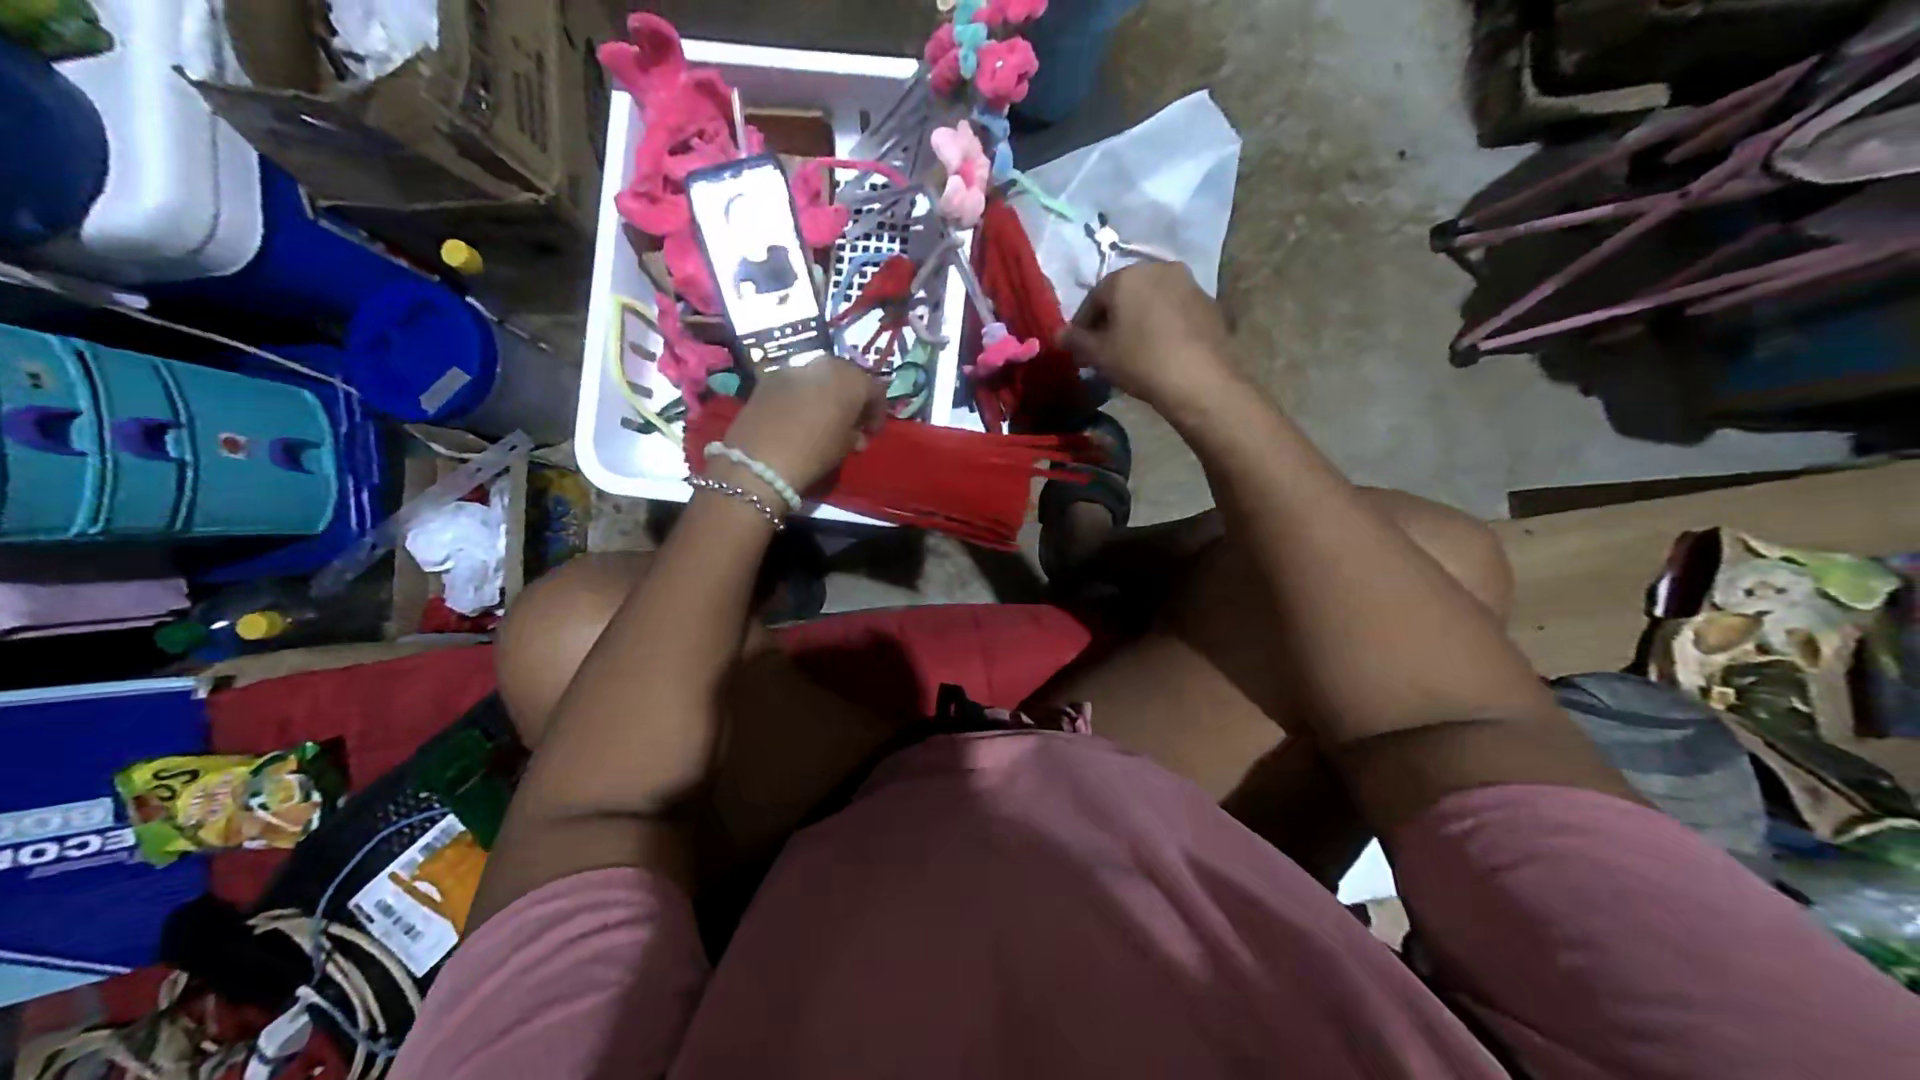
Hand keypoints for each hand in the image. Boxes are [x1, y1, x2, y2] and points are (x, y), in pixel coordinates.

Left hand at [717, 357, 883, 495]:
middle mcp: (825, 364)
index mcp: (851, 379)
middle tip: (850, 420)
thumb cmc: (814, 453)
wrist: (760, 459)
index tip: (871, 431)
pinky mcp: (769, 377)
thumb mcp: (844, 447)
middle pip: (846, 375)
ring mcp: (794, 367)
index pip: (875, 389)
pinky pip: (795, 383)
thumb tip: (856, 433)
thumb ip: (855, 434)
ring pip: (819, 376)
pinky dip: (802, 395)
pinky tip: (797, 416)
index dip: (877, 411)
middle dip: (851, 396)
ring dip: (825, 393)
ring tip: (822, 418)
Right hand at [1058, 263, 1240, 417]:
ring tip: (1132, 349)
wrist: (1199, 379)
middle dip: (1112, 319)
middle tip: (1104, 348)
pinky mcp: (1209, 302)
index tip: (1079, 348)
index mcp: (1126, 276)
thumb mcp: (1099, 354)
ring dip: (1138, 320)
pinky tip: (1160, 349)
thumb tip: (1057, 335)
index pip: (1094, 298)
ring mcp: (1188, 283)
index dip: (1083, 325)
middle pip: (1125, 295)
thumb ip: (1075, 341)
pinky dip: (1162, 324)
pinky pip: (1175, 310)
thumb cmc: (1140, 361)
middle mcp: (1158, 268)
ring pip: (1151, 300)